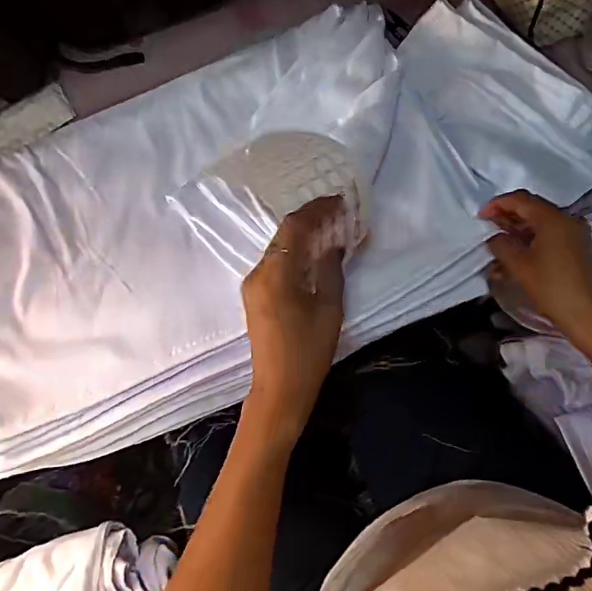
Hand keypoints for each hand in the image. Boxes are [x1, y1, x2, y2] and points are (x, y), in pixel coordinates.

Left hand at [242, 196, 346, 426]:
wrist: (279, 389)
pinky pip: (275, 265)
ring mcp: (252, 285)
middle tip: (339, 215)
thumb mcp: (329, 308)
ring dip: (303, 238)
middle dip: (311, 221)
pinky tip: (313, 257)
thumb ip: (330, 270)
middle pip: (283, 235)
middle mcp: (257, 273)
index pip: (294, 226)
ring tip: (331, 233)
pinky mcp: (254, 297)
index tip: (339, 201)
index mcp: (275, 273)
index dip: (317, 209)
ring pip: (278, 249)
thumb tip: (332, 245)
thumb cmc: (307, 351)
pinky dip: (294, 255)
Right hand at [480, 190, 591, 338]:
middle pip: (533, 207)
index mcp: (553, 219)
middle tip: (488, 225)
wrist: (583, 312)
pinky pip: (551, 230)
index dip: (498, 204)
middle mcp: (568, 219)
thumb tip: (494, 236)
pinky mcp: (577, 245)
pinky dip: (533, 233)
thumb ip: (501, 244)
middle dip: (508, 213)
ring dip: (520, 224)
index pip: (521, 200)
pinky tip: (519, 245)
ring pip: (542, 219)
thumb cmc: (550, 286)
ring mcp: (575, 231)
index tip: (481, 216)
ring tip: (500, 235)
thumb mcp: (519, 264)